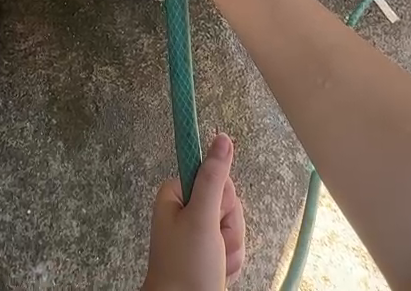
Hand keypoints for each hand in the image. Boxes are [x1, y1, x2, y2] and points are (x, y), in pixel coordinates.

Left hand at [144, 132, 244, 290]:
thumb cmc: (185, 269)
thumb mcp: (202, 219)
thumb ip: (214, 177)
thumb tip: (222, 138)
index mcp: (177, 193)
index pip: (215, 176)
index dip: (221, 198)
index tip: (214, 214)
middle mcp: (186, 208)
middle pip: (227, 201)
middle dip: (228, 227)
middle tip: (214, 244)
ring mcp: (198, 231)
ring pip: (233, 225)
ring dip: (231, 247)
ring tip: (215, 263)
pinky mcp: (208, 250)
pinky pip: (232, 245)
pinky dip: (230, 261)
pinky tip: (219, 272)